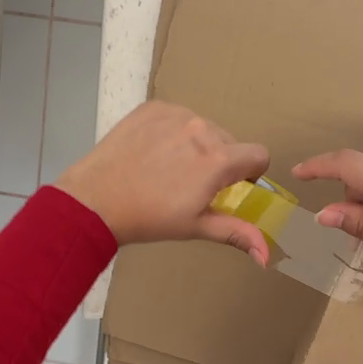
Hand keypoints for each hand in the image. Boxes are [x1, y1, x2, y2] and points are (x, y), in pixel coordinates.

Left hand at [56, 102, 273, 264]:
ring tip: (169, 171)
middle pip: (230, 142)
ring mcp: (176, 115)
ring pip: (203, 128)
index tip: (233, 187)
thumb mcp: (196, 227)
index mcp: (218, 160)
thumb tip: (266, 255)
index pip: (259, 155)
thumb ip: (236, 233)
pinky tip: (153, 155)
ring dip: (196, 146)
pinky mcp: (153, 108)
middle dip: (220, 162)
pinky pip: (177, 117)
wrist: (97, 199)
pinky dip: (172, 134)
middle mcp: (201, 129)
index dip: (250, 173)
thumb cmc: (149, 218)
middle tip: (192, 186)